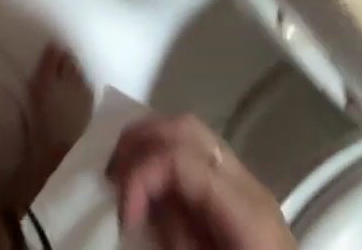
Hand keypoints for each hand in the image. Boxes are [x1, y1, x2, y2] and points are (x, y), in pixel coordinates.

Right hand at [106, 115, 295, 249]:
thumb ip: (173, 232)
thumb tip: (144, 201)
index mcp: (245, 210)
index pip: (179, 158)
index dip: (140, 176)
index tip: (124, 217)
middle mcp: (249, 182)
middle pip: (185, 129)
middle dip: (140, 143)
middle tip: (112, 177)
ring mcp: (247, 182)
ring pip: (189, 131)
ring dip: (149, 142)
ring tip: (123, 173)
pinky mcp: (239, 192)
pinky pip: (196, 154)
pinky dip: (164, 155)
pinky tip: (148, 182)